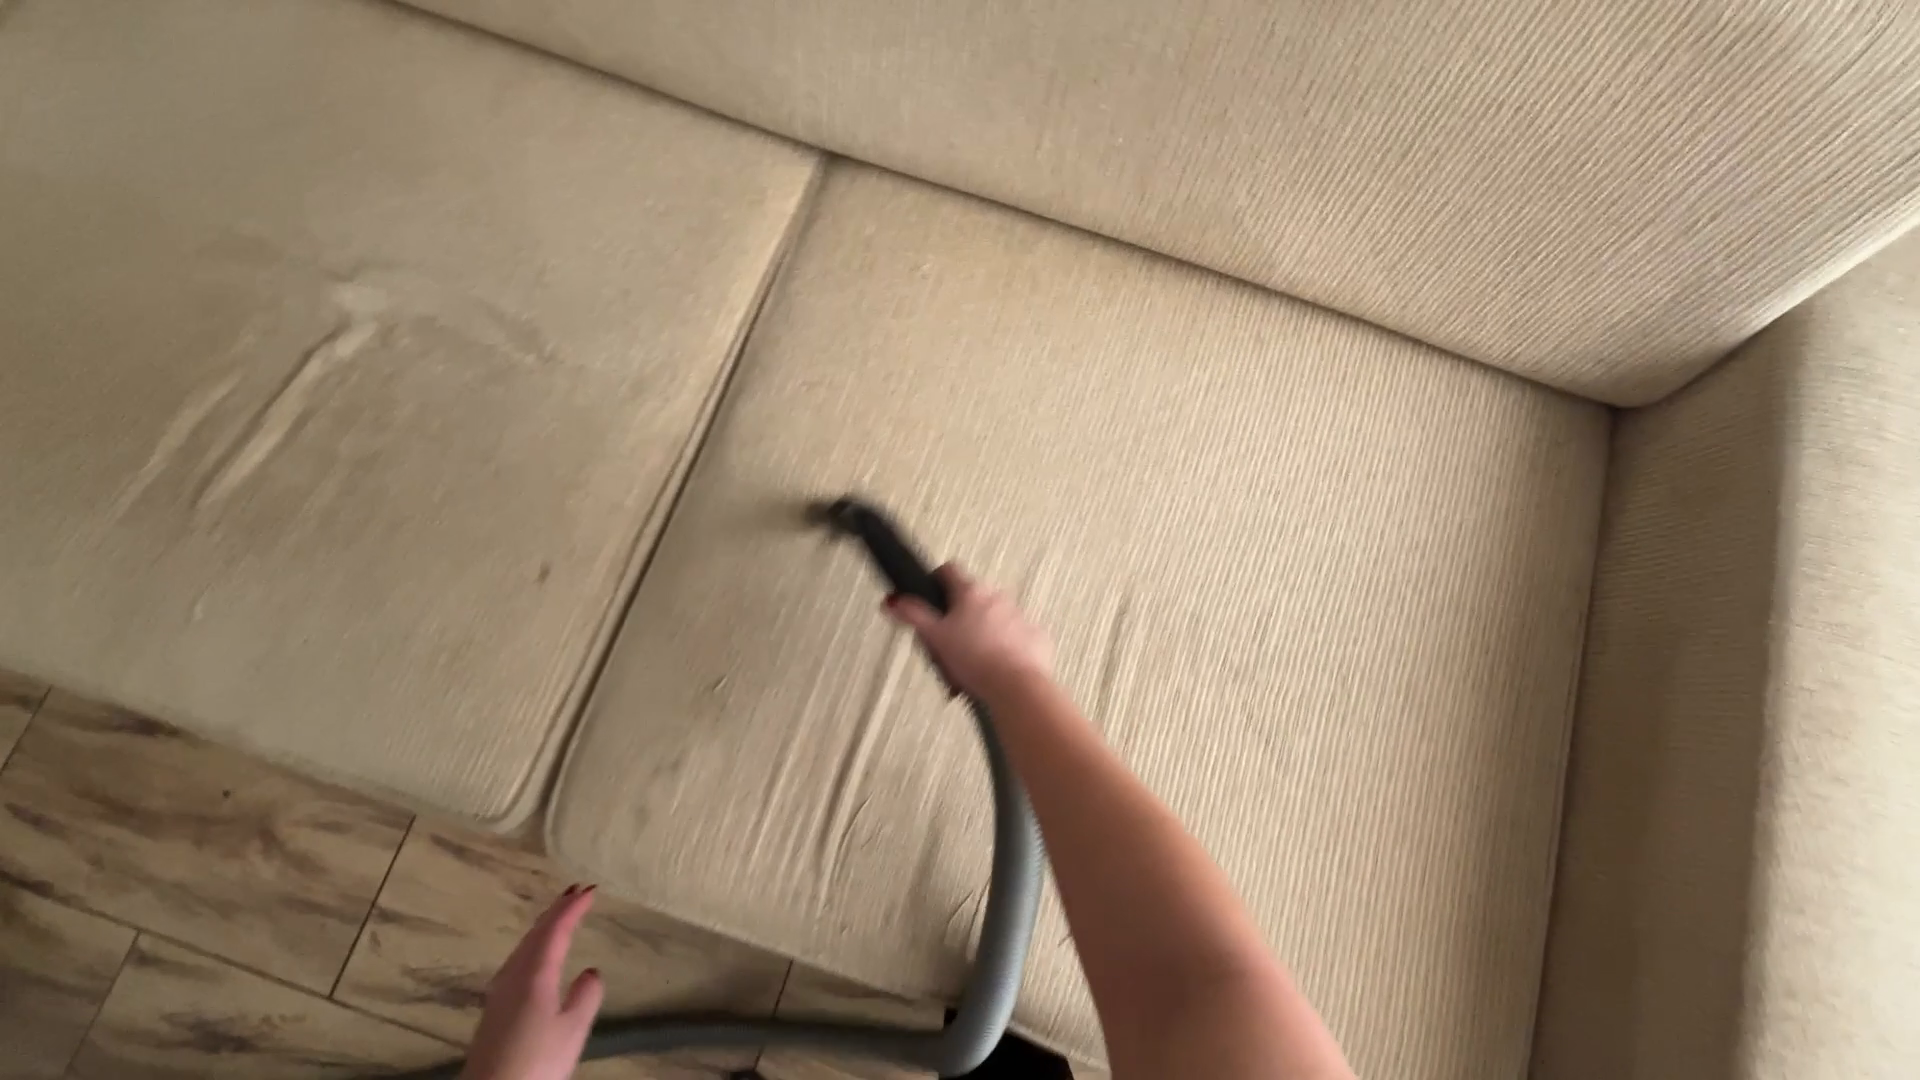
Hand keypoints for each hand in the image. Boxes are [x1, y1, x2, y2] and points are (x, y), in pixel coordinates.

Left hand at [460, 885, 604, 1079]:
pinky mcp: (493, 1012)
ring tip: (559, 915)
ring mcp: (498, 995)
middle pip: (535, 935)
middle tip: (576, 892)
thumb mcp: (573, 1031)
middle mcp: (512, 978)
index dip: (573, 908)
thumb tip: (590, 971)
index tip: (591, 889)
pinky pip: (517, 962)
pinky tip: (536, 956)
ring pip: (523, 948)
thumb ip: (586, 996)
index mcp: (534, 975)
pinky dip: (533, 946)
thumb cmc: (536, 1065)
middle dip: (556, 911)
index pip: (555, 930)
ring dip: (543, 927)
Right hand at [884, 563, 1054, 699]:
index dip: (935, 580)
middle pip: (971, 598)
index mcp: (970, 592)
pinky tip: (994, 667)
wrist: (1016, 686)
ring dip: (982, 633)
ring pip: (994, 618)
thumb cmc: (977, 661)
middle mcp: (997, 598)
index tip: (930, 593)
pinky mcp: (1033, 637)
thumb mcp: (934, 637)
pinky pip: (1015, 637)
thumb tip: (892, 601)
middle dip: (958, 616)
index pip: (948, 570)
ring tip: (969, 662)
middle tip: (947, 641)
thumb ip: (911, 615)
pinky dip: (1005, 648)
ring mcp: (1018, 616)